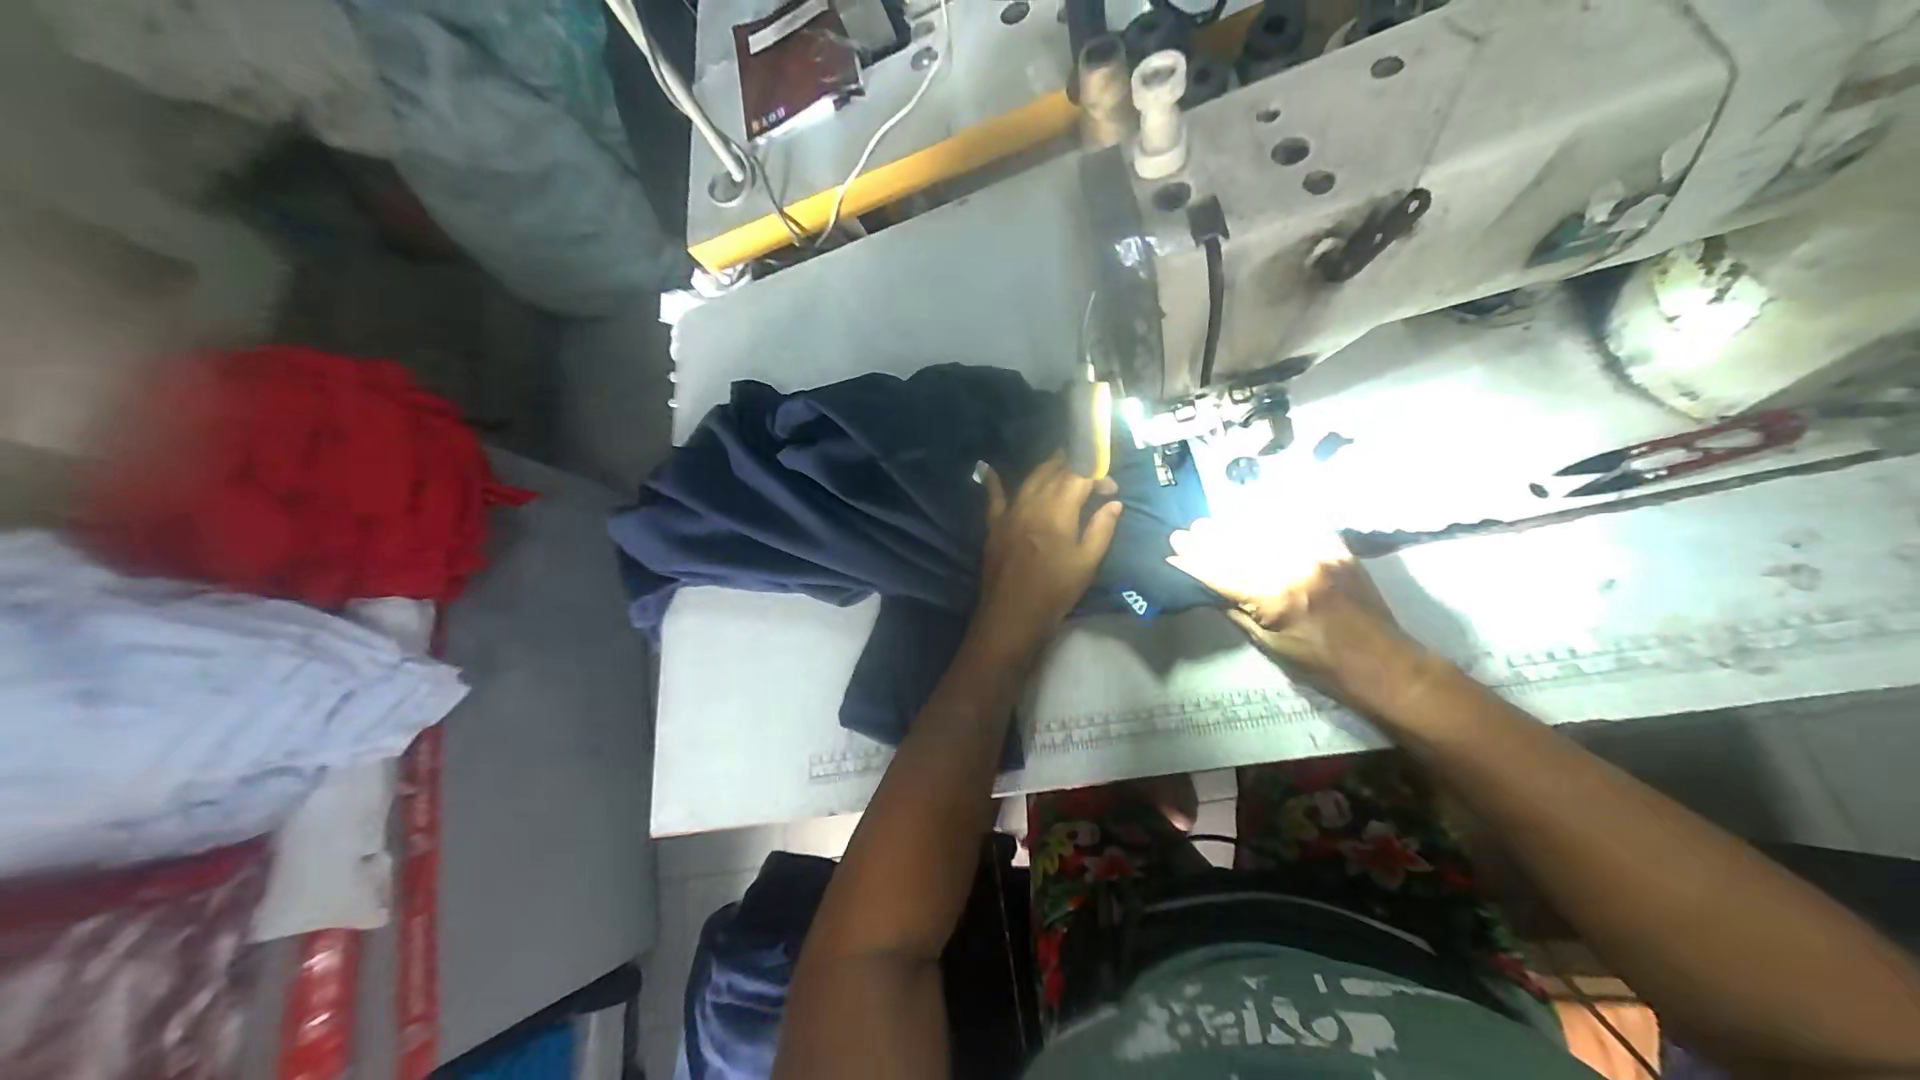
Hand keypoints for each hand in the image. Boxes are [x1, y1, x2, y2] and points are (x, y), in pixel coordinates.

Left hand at [972, 454, 1122, 654]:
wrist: (1012, 615)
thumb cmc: (1055, 591)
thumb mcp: (1087, 563)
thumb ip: (1101, 529)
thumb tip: (1114, 503)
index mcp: (1058, 510)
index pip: (1080, 477)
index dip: (1097, 476)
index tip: (1111, 489)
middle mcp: (1032, 503)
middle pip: (1054, 472)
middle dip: (1074, 467)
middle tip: (1090, 474)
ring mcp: (1010, 512)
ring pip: (1029, 480)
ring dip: (1046, 468)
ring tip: (1060, 461)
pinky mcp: (994, 525)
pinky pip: (994, 498)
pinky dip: (994, 483)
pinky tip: (989, 469)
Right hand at [1165, 517, 1414, 704]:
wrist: (1381, 662)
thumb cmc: (1319, 664)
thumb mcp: (1266, 643)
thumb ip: (1234, 609)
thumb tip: (1205, 587)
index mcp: (1273, 597)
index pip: (1220, 572)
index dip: (1193, 561)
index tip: (1174, 550)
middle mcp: (1293, 566)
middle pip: (1238, 544)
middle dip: (1209, 538)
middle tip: (1188, 532)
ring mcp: (1317, 552)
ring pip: (1264, 529)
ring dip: (1235, 525)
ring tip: (1215, 523)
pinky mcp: (1335, 547)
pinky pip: (1298, 523)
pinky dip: (1273, 518)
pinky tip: (1255, 514)